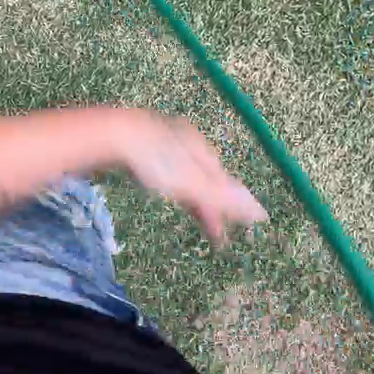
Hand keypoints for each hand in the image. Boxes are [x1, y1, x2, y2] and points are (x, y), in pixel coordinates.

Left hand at [113, 108, 267, 244]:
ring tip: (194, 218)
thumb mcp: (190, 183)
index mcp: (199, 146)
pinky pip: (164, 168)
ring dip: (192, 198)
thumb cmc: (153, 160)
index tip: (222, 238)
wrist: (111, 135)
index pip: (221, 181)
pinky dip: (171, 186)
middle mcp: (184, 139)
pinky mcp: (140, 144)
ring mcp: (161, 138)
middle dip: (211, 206)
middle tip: (212, 235)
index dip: (226, 210)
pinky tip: (164, 192)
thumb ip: (222, 199)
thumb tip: (262, 213)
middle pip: (205, 176)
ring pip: (184, 173)